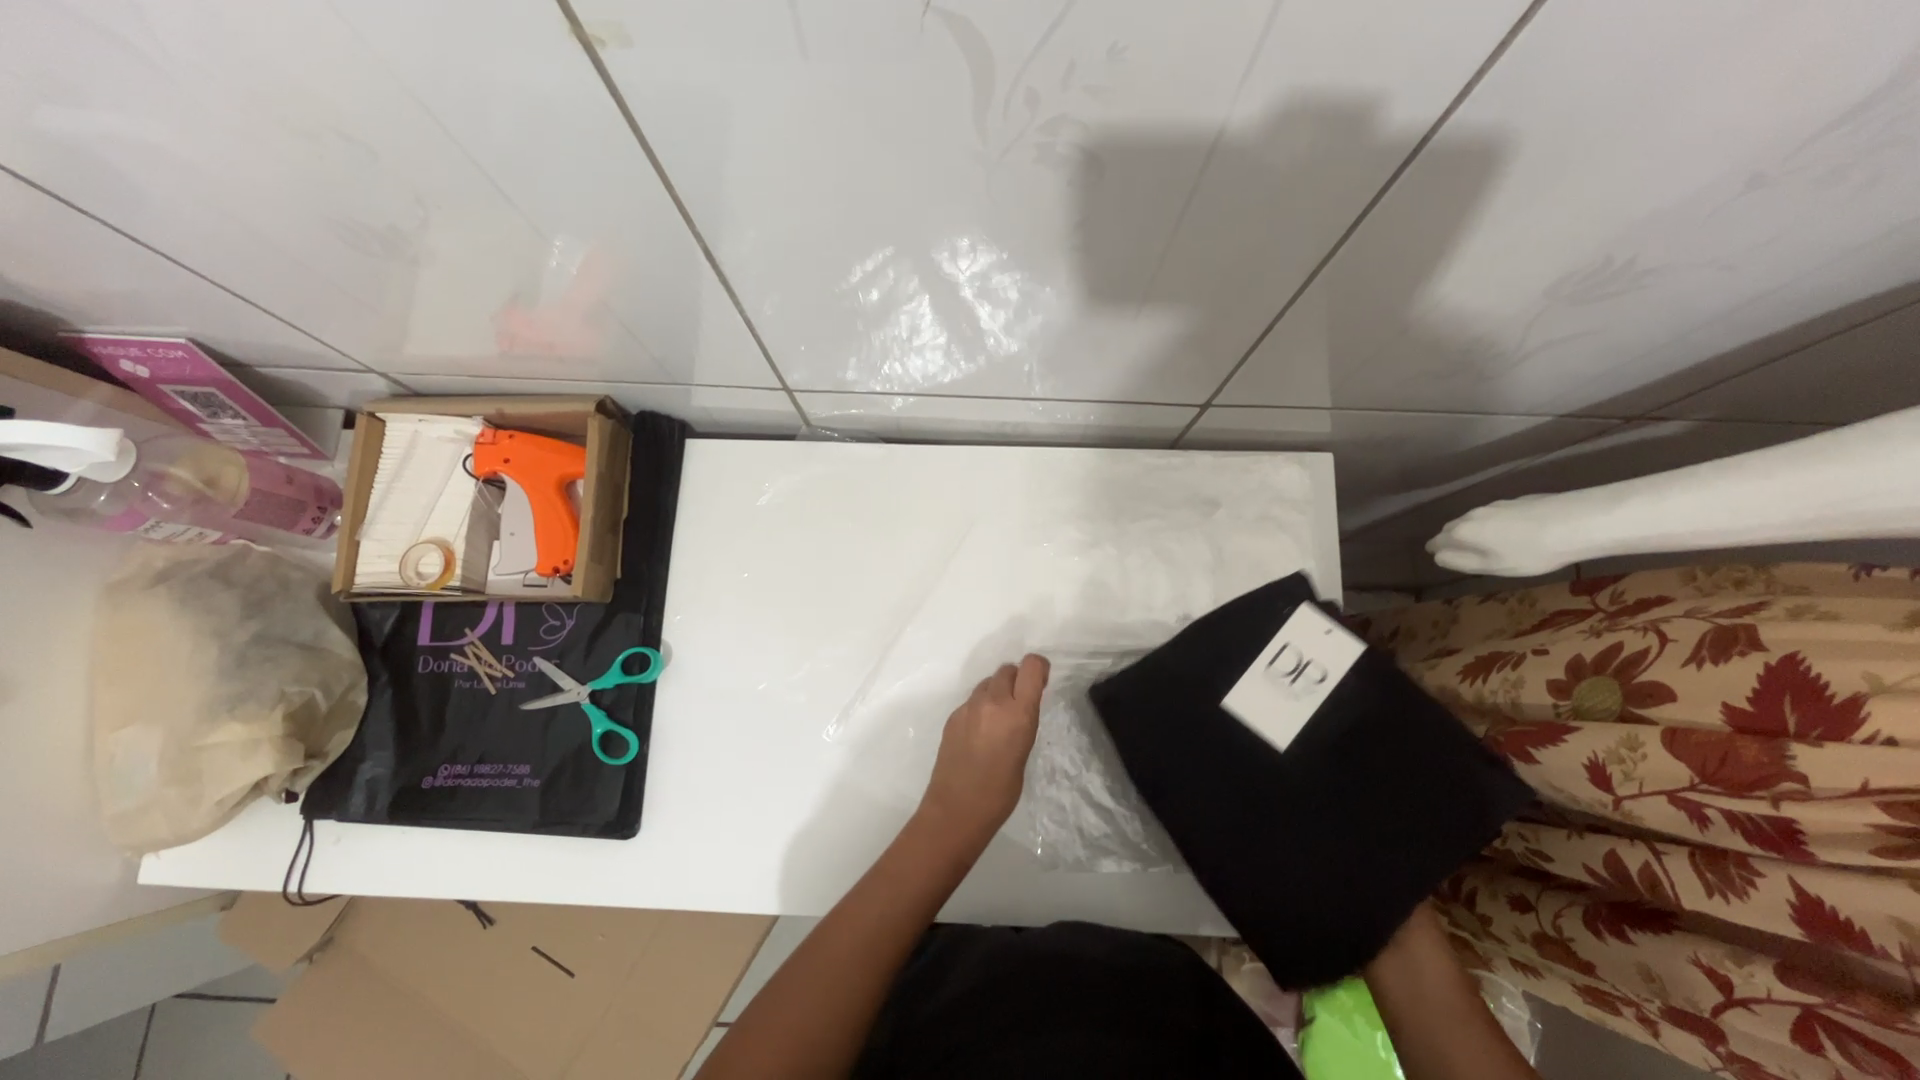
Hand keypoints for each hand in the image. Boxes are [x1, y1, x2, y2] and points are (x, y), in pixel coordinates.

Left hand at [917, 654, 1049, 844]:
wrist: (957, 808)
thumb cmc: (1001, 791)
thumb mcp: (1024, 750)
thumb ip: (1022, 721)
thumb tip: (1019, 708)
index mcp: (1017, 713)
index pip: (1030, 666)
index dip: (1038, 668)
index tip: (1041, 682)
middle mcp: (992, 702)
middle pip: (1006, 670)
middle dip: (1016, 680)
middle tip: (1019, 703)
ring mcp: (968, 708)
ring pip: (987, 683)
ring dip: (997, 692)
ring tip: (998, 720)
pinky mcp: (952, 717)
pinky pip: (972, 701)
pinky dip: (980, 707)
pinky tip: (979, 734)